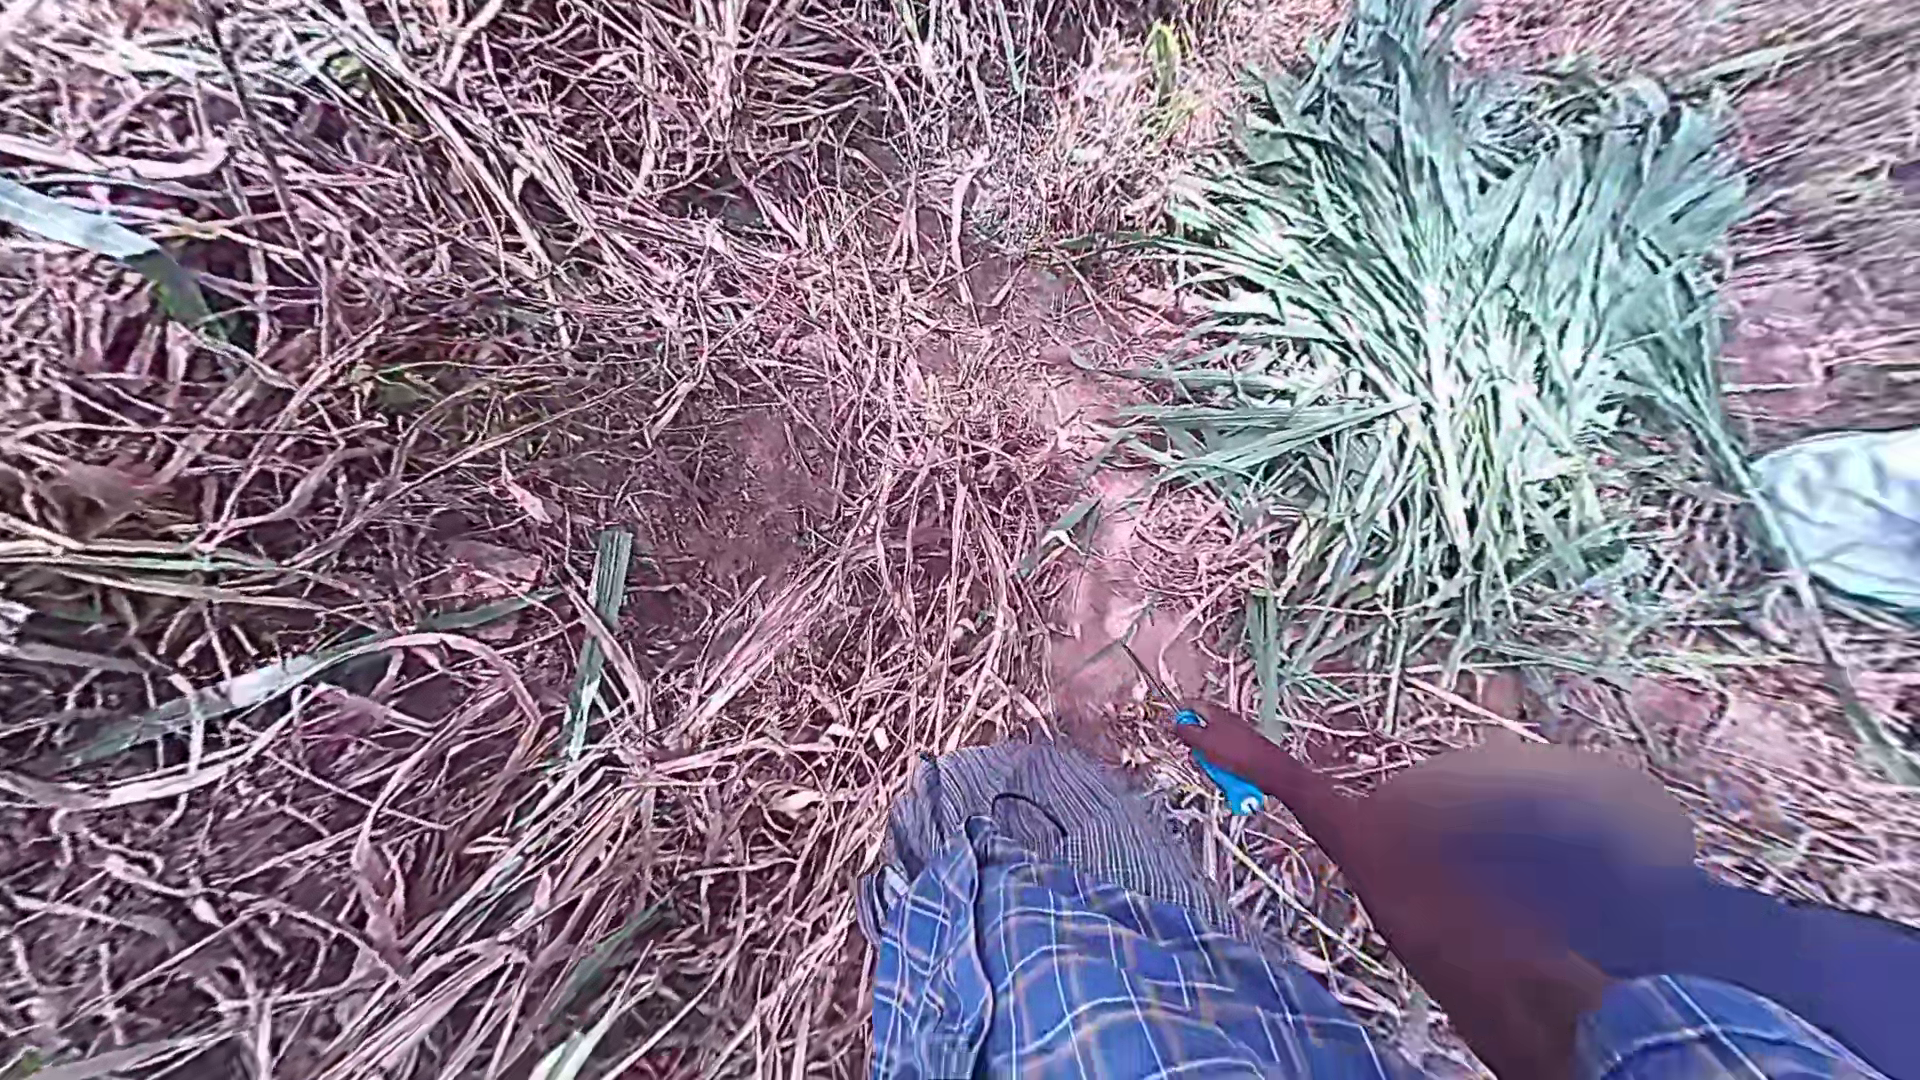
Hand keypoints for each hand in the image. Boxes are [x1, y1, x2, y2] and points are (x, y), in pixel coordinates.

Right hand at [1171, 708, 1288, 780]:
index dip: (1180, 716)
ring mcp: (1236, 735)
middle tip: (1195, 756)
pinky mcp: (1244, 750)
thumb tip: (1174, 724)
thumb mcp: (1204, 743)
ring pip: (1212, 744)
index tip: (1175, 730)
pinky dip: (1221, 765)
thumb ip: (1186, 732)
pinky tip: (1224, 775)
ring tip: (1213, 769)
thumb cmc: (1238, 755)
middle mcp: (1226, 721)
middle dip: (1195, 743)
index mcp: (1215, 713)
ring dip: (1208, 758)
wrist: (1272, 772)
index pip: (1191, 705)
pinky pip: (1225, 755)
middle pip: (1201, 727)